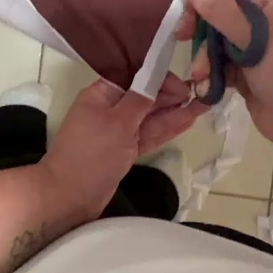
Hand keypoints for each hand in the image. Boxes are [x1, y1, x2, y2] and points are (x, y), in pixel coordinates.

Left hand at [38, 76, 204, 217]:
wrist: (69, 195)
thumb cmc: (91, 153)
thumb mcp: (117, 122)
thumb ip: (140, 100)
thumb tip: (155, 76)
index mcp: (101, 94)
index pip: (134, 77)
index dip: (159, 78)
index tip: (182, 84)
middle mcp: (110, 109)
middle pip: (144, 96)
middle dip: (171, 95)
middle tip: (201, 93)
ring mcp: (118, 132)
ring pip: (150, 117)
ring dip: (174, 111)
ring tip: (204, 104)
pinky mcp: (125, 151)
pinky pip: (149, 135)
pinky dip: (167, 129)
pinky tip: (188, 120)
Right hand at [174, 0, 272, 147]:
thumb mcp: (252, 37)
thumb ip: (220, 7)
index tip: (185, 7)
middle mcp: (265, 23)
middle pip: (221, 12)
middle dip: (202, 29)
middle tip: (182, 39)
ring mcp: (257, 49)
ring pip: (218, 41)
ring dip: (204, 56)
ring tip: (201, 74)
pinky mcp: (248, 73)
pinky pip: (221, 64)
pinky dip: (212, 73)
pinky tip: (206, 86)